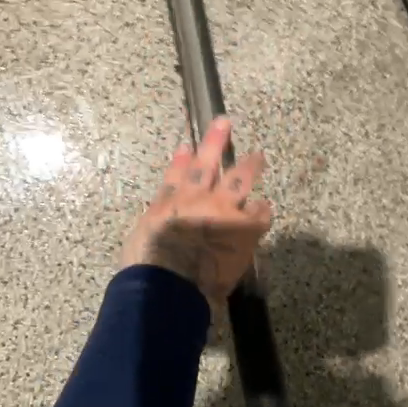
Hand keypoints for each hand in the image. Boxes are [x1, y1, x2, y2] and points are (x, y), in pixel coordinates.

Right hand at [118, 116, 274, 302]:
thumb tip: (163, 205)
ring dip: (249, 166)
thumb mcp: (143, 233)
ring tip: (258, 157)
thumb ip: (157, 214)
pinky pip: (259, 214)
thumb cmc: (149, 263)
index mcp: (170, 202)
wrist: (171, 283)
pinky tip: (264, 206)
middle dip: (216, 142)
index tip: (187, 146)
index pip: (177, 173)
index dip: (182, 159)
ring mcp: (224, 210)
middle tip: (225, 123)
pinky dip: (261, 208)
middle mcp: (198, 199)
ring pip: (239, 180)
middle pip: (208, 163)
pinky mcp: (245, 228)